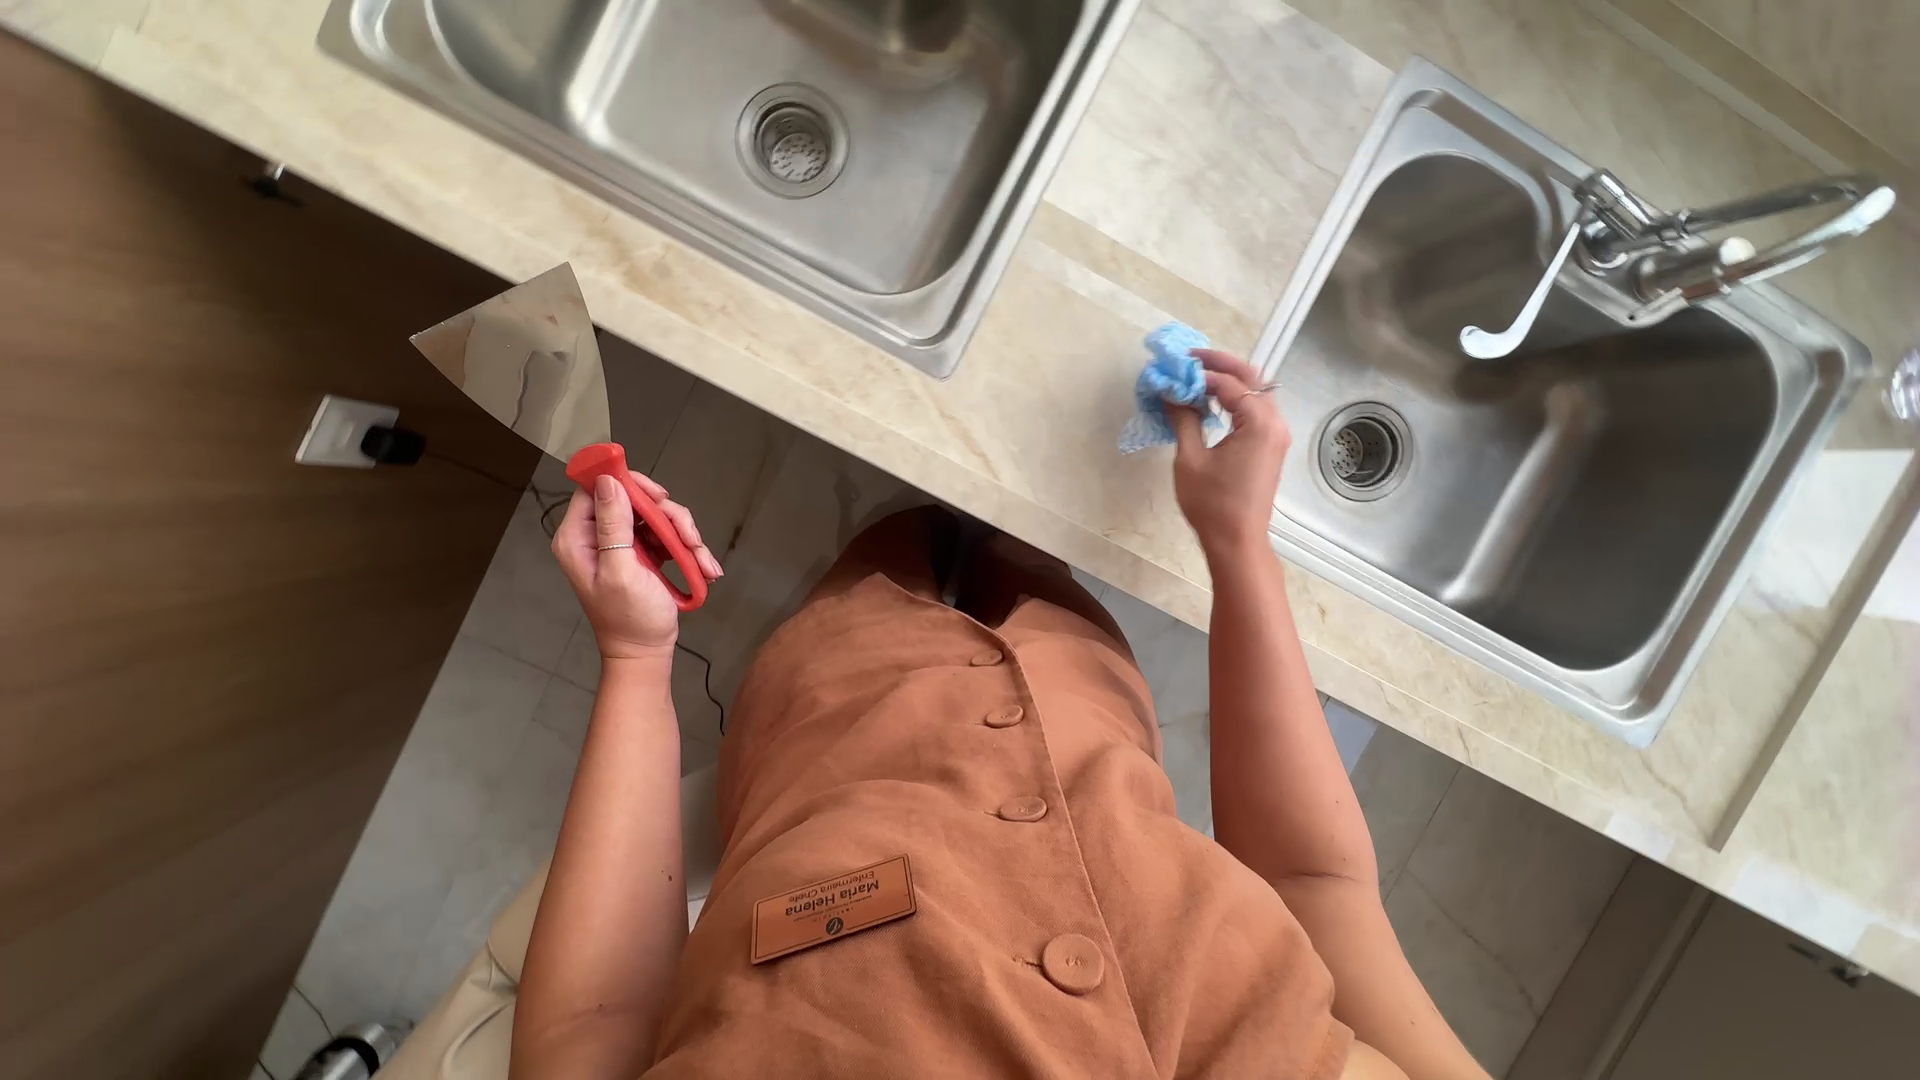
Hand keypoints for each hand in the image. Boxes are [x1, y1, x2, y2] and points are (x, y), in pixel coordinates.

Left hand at [552, 472, 722, 660]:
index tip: (658, 496)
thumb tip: (607, 480)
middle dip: (668, 517)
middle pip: (635, 499)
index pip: (596, 489)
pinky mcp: (644, 552)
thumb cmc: (630, 618)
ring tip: (701, 562)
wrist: (646, 651)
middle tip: (689, 536)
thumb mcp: (621, 571)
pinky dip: (687, 548)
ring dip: (684, 535)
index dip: (627, 484)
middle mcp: (597, 535)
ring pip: (657, 516)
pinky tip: (703, 568)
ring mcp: (623, 543)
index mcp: (578, 538)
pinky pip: (668, 534)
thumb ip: (613, 526)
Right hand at [1167, 350, 1290, 559]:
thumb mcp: (1190, 459)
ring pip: (1255, 392)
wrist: (1237, 540)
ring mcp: (1276, 435)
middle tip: (1189, 358)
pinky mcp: (1270, 446)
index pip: (1229, 383)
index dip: (1200, 372)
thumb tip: (1172, 392)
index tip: (1174, 367)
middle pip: (1251, 378)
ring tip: (1195, 377)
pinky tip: (1210, 402)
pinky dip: (1234, 399)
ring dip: (1227, 381)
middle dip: (1220, 365)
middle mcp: (1275, 423)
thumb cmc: (1212, 503)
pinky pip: (1255, 410)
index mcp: (1259, 423)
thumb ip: (1184, 419)